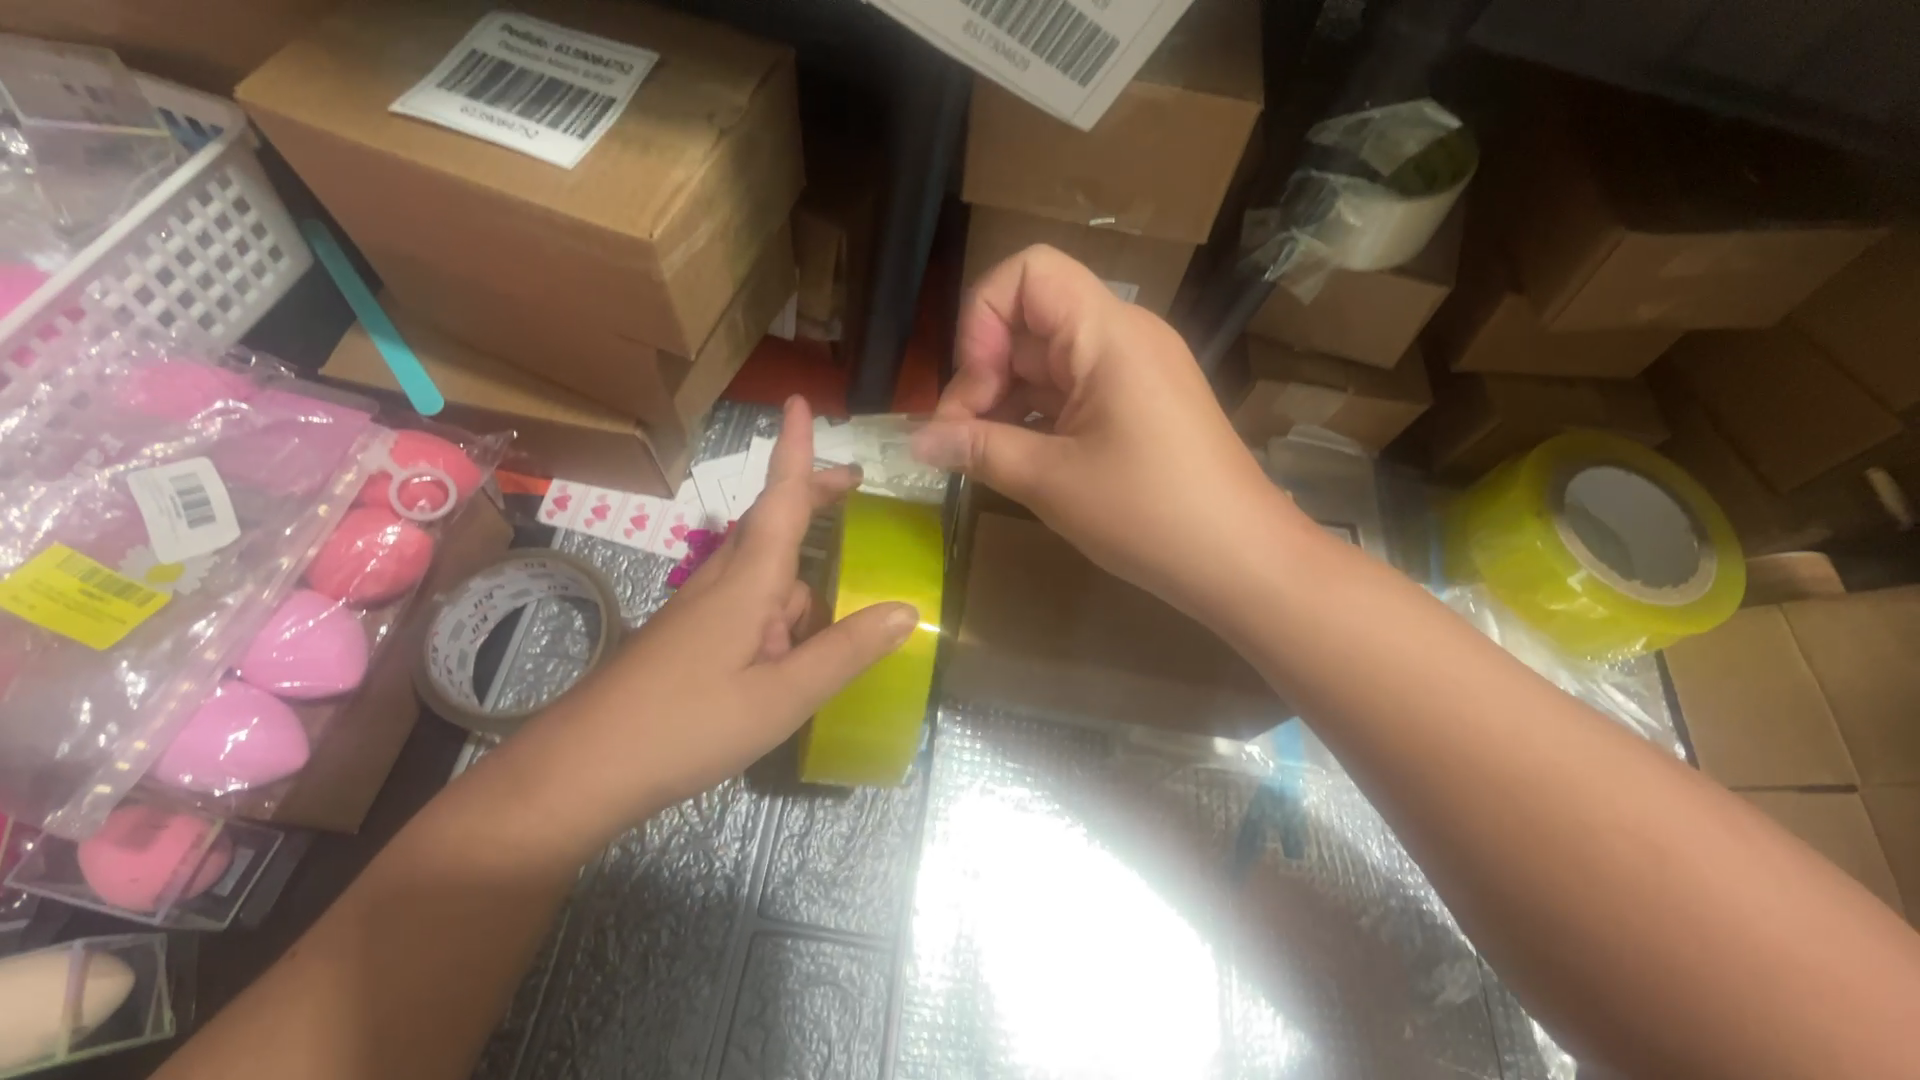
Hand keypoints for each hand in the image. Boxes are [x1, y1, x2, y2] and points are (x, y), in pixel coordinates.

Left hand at [500, 398, 917, 848]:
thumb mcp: (782, 697)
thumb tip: (906, 608)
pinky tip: (784, 669)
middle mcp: (719, 584)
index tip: (798, 403)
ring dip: (800, 589)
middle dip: (812, 502)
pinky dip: (777, 621)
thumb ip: (845, 652)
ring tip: (829, 643)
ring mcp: (698, 613)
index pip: (781, 502)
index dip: (796, 453)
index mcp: (746, 584)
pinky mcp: (687, 641)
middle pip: (773, 528)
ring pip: (762, 578)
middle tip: (853, 488)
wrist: (582, 769)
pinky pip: (744, 611)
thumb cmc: (687, 727)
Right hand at [915, 245, 1300, 610]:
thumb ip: (979, 449)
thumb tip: (918, 442)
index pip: (1028, 272)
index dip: (982, 317)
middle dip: (984, 373)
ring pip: (1047, 359)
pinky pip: (1073, 388)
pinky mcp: (1140, 403)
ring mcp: (1135, 370)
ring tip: (982, 455)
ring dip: (1005, 399)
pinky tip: (1018, 458)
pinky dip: (1037, 415)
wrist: (1242, 561)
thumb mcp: (1051, 481)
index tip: (973, 388)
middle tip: (960, 441)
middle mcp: (1124, 336)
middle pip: (1030, 320)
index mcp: (1108, 334)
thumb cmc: (1149, 514)